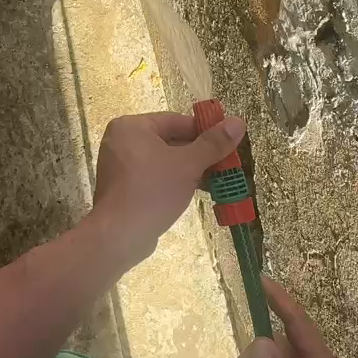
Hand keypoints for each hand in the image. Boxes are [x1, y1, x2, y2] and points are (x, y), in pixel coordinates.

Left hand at [85, 111, 242, 264]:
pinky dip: (175, 181)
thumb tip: (238, 122)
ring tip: (219, 180)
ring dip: (191, 170)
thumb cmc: (152, 191)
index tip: (228, 142)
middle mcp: (122, 141)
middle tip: (227, 164)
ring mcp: (121, 165)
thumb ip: (212, 144)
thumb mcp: (187, 165)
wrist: (119, 236)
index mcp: (132, 127)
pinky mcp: (124, 187)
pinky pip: (155, 176)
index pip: (176, 120)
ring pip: (164, 161)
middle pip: (170, 140)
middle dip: (200, 154)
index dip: (204, 131)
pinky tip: (198, 191)